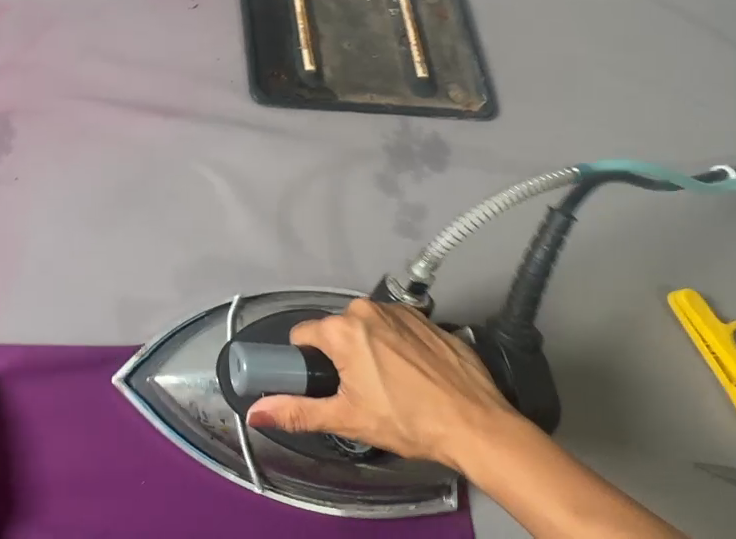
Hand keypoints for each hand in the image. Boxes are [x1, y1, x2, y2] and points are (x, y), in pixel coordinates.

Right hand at [244, 298, 517, 467]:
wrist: (479, 426)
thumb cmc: (411, 422)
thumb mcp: (348, 420)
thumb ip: (298, 411)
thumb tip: (256, 413)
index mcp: (341, 330)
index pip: (303, 335)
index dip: (309, 362)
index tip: (328, 384)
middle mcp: (366, 309)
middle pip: (337, 330)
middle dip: (343, 356)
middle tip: (363, 390)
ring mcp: (400, 311)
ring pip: (368, 327)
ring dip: (372, 348)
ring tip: (393, 383)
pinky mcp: (427, 319)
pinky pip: (398, 327)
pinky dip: (399, 345)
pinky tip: (415, 374)